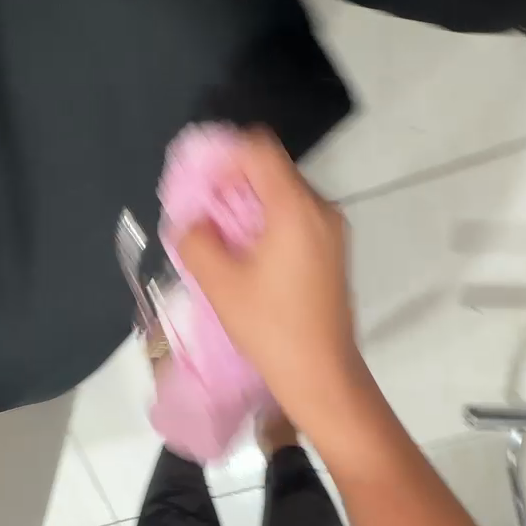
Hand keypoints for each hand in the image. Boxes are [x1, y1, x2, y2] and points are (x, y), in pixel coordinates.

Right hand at [176, 130, 367, 432]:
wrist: (322, 374)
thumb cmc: (271, 328)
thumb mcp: (220, 285)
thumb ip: (196, 241)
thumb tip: (192, 224)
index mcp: (296, 208)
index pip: (258, 150)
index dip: (223, 158)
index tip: (198, 187)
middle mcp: (321, 209)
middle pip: (271, 172)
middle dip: (231, 187)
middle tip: (201, 217)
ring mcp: (332, 231)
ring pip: (283, 198)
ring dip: (247, 209)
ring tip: (219, 242)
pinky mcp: (333, 252)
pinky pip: (295, 221)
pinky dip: (267, 226)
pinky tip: (246, 258)